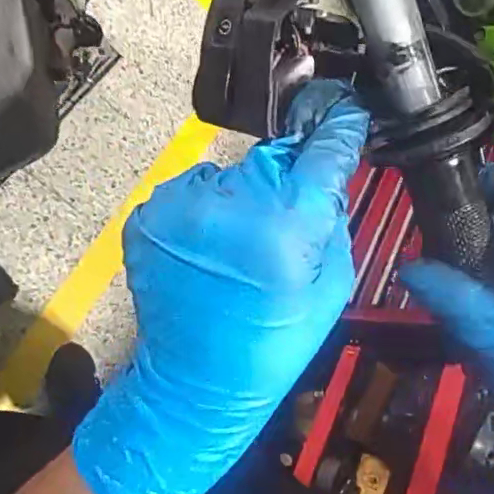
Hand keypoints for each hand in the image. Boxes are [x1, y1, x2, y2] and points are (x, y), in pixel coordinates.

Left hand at [70, 78, 368, 493]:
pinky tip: (209, 253)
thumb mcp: (332, 288)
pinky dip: (207, 214)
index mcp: (286, 224)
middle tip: (281, 228)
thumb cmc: (273, 343)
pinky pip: (195, 194)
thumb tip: (325, 179)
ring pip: (230, 177)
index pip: (322, 150)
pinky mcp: (150, 214)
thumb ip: (332, 222)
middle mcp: (232, 202)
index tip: (342, 110)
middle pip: (272, 162)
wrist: (195, 383)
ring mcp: (183, 204)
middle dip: (285, 184)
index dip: (338, 127)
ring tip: (238, 251)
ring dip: (241, 200)